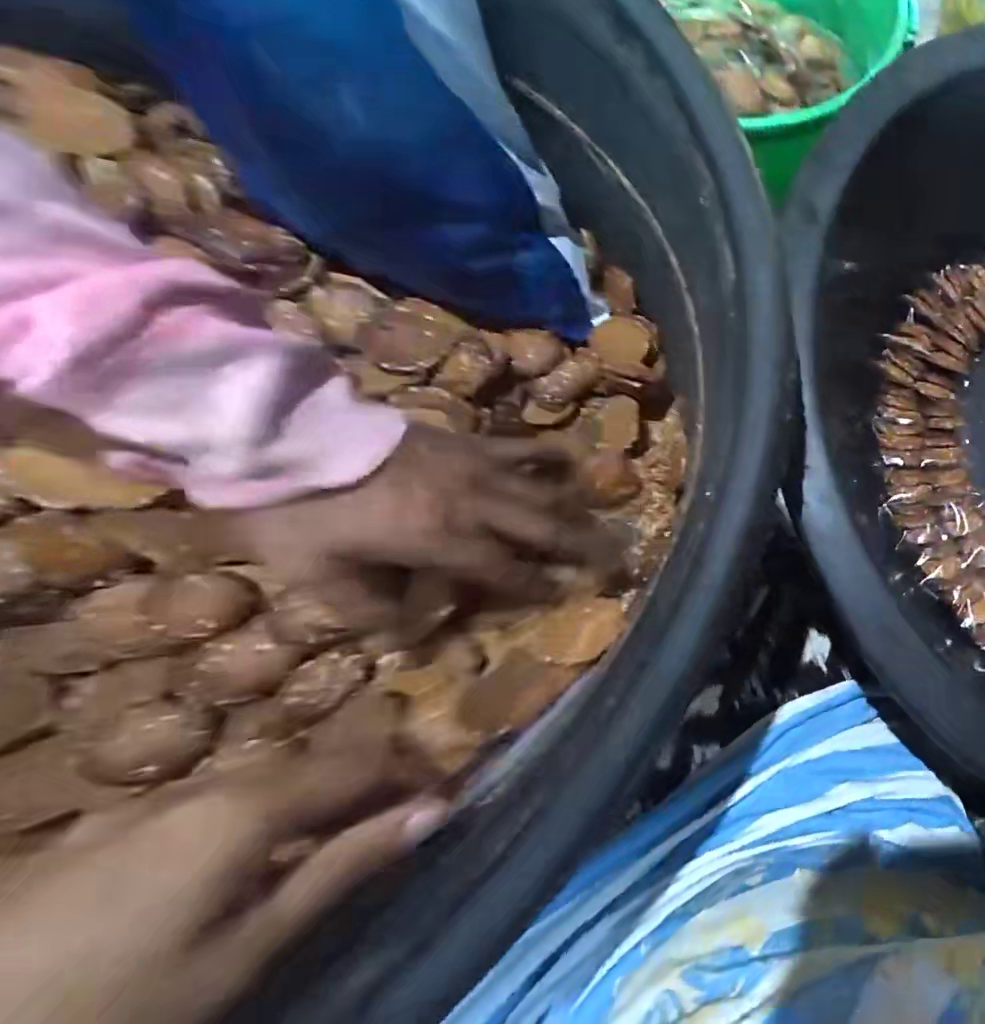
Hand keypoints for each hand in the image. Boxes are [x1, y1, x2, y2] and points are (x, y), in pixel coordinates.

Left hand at [0, 750, 446, 1023]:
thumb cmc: (118, 1004)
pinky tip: (231, 857)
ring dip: (304, 798)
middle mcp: (195, 789)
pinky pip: (195, 804)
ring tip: (323, 837)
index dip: (413, 773)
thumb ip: (344, 867)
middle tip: (395, 818)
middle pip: (308, 765)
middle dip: (362, 784)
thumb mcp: (248, 949)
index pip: (362, 764)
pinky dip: (243, 814)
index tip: (447, 794)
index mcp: (244, 807)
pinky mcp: (83, 838)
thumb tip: (437, 808)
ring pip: (252, 780)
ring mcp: (131, 810)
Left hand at [223, 426, 615, 598]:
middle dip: (582, 549)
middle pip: (543, 530)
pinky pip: (523, 448)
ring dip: (577, 511)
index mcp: (443, 540)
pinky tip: (572, 463)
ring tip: (605, 523)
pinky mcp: (472, 444)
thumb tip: (403, 632)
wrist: (284, 434)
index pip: (505, 570)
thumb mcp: (313, 570)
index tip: (563, 596)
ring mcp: (480, 470)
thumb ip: (364, 605)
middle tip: (617, 561)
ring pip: (543, 493)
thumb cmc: (298, 508)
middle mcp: (477, 506)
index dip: (537, 587)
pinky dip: (550, 456)